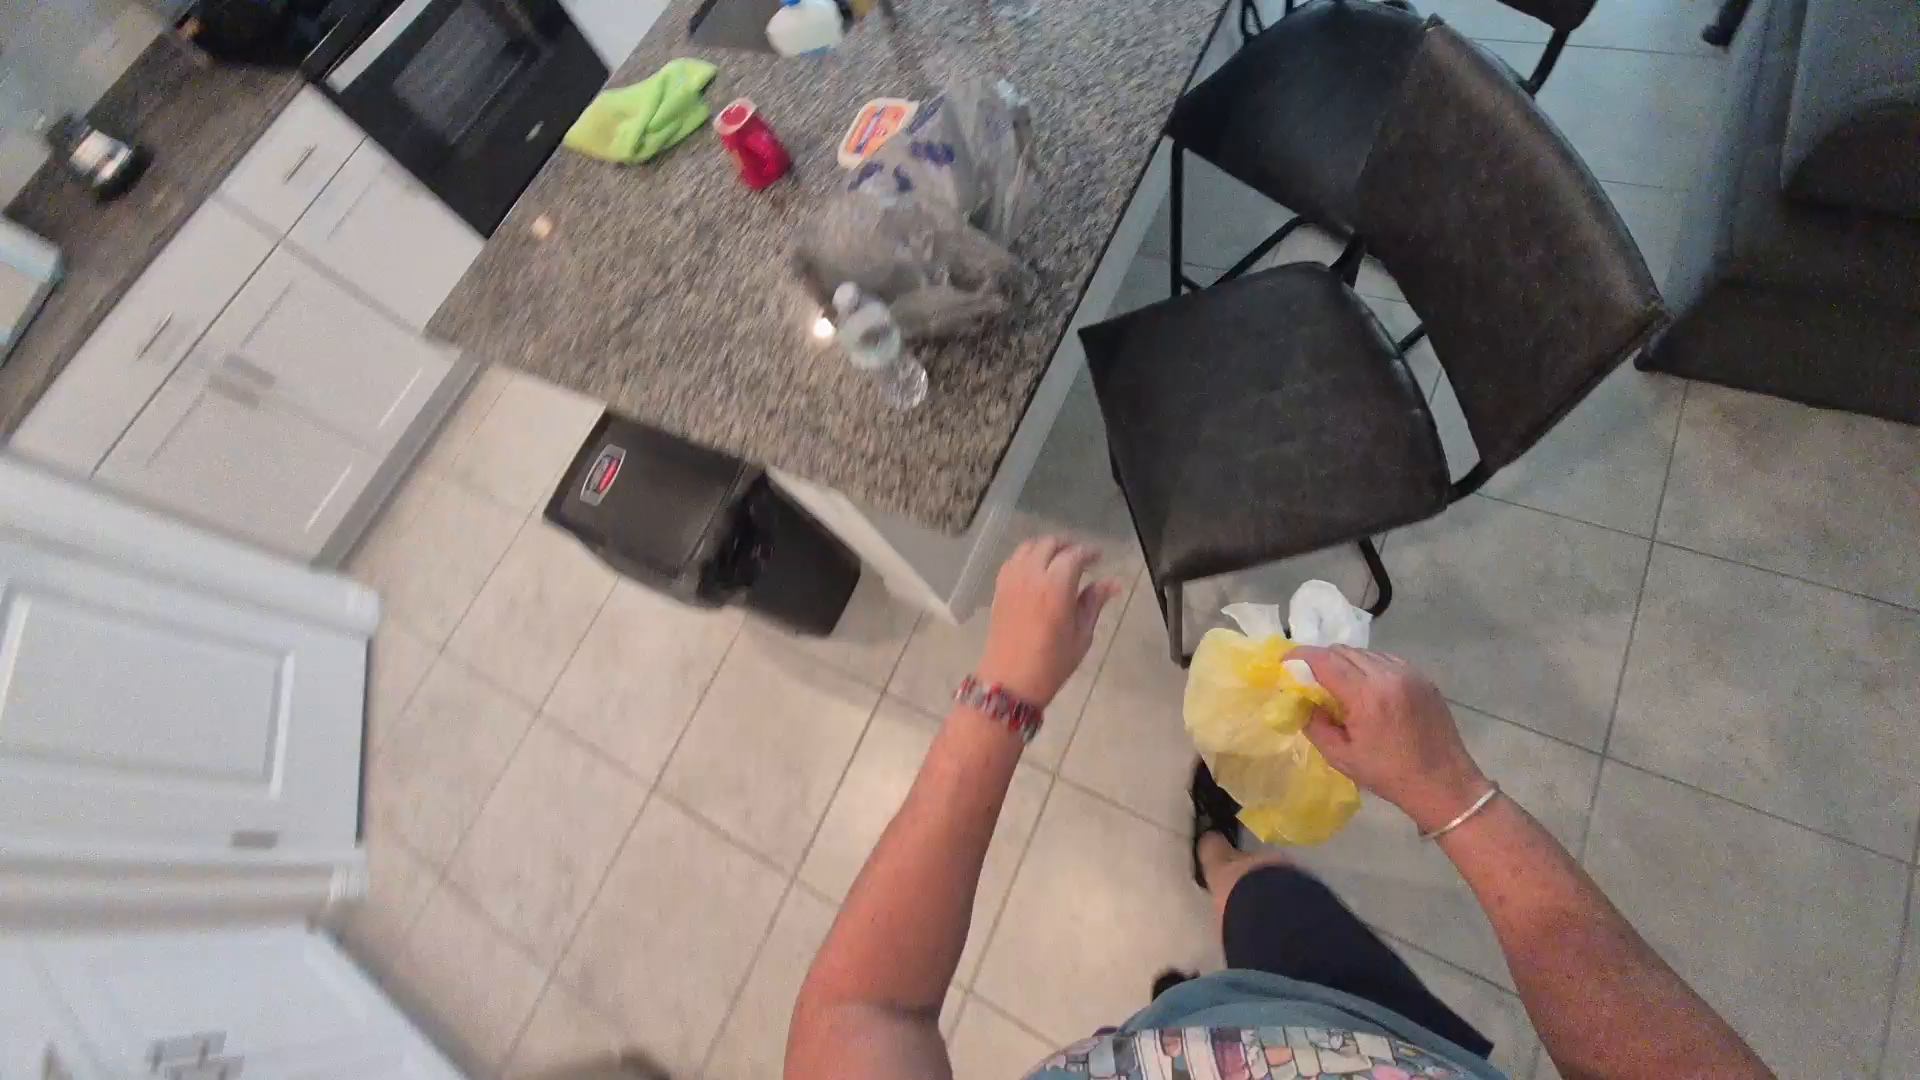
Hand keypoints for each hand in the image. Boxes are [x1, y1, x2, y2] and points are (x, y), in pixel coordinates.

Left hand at [975, 537, 1123, 707]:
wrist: (1010, 680)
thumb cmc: (1051, 663)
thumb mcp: (1081, 635)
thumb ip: (1093, 603)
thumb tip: (1112, 583)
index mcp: (1056, 587)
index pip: (1074, 555)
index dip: (1089, 552)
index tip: (1100, 557)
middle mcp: (1031, 576)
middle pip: (1048, 544)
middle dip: (1067, 545)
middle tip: (1081, 557)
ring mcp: (1011, 580)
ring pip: (1027, 547)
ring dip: (1045, 547)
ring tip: (1059, 559)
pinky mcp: (999, 588)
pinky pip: (1013, 560)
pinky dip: (1027, 556)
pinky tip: (1036, 569)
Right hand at [1294, 645, 1490, 833]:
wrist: (1446, 785)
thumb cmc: (1389, 775)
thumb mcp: (1340, 756)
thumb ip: (1313, 723)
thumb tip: (1299, 699)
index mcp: (1366, 696)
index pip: (1323, 659)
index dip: (1299, 656)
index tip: (1284, 664)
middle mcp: (1388, 676)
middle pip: (1342, 651)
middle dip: (1319, 660)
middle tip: (1308, 677)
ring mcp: (1408, 674)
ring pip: (1363, 652)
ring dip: (1343, 662)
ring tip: (1337, 683)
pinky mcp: (1422, 678)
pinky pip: (1384, 659)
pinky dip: (1366, 666)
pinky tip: (1365, 687)